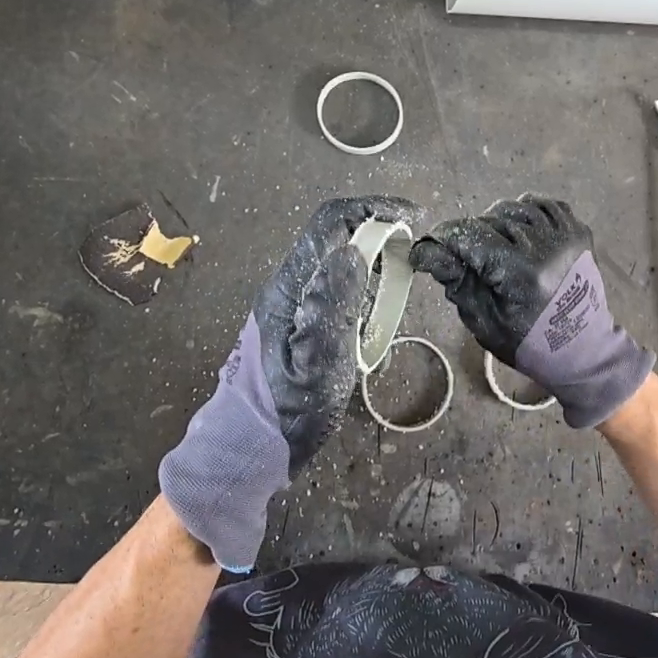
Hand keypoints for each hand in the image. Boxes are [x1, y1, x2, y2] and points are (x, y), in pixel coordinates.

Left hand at [160, 195, 422, 569]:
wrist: (246, 448)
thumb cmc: (285, 412)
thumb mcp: (318, 364)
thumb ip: (333, 307)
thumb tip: (354, 251)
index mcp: (291, 288)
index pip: (330, 223)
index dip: (372, 209)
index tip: (411, 217)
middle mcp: (287, 285)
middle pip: (331, 233)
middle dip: (374, 226)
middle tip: (411, 248)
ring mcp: (288, 301)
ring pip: (331, 255)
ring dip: (368, 250)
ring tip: (400, 270)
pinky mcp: (293, 318)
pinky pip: (329, 280)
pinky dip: (359, 276)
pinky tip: (374, 300)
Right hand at [411, 195, 653, 427]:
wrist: (583, 350)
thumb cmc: (528, 343)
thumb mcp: (483, 319)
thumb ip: (455, 280)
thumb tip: (425, 251)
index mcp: (521, 271)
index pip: (470, 234)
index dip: (444, 237)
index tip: (429, 247)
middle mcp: (545, 245)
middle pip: (490, 219)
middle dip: (471, 237)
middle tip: (469, 262)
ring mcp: (565, 235)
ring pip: (514, 208)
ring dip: (497, 224)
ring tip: (496, 250)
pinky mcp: (578, 231)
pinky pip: (542, 206)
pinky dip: (525, 215)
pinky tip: (520, 236)